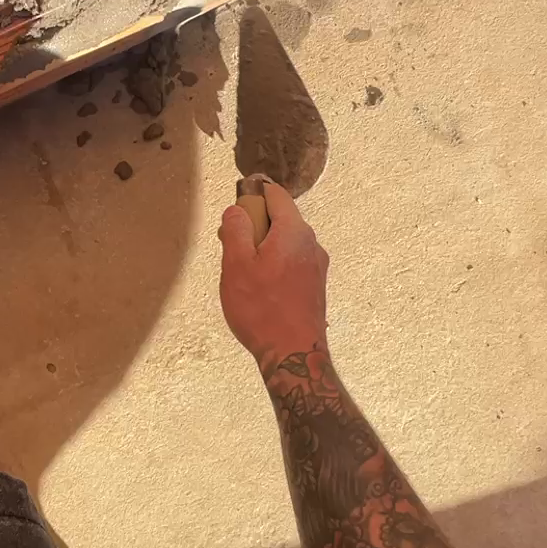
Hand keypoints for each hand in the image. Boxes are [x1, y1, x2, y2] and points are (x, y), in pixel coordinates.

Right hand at [218, 179, 328, 362]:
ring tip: (241, 272)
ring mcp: (317, 266)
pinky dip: (274, 262)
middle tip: (229, 245)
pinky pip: (292, 260)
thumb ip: (235, 230)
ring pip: (285, 241)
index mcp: (294, 231)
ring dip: (262, 246)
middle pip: (280, 218)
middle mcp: (311, 243)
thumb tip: (236, 210)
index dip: (253, 192)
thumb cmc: (261, 308)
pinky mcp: (315, 285)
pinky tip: (259, 287)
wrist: (293, 354)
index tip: (236, 202)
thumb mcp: (236, 264)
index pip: (276, 194)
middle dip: (254, 224)